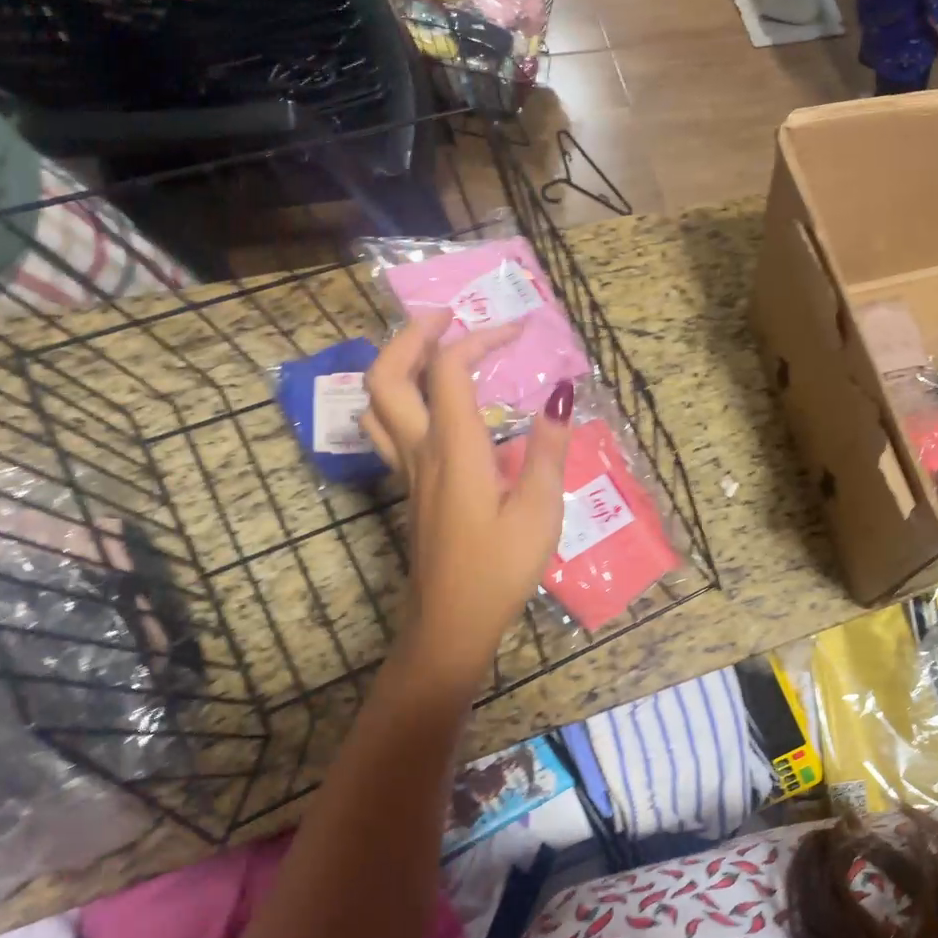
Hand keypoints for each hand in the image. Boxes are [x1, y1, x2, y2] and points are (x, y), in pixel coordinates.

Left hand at [362, 309, 573, 683]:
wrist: (452, 620)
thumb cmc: (501, 568)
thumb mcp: (540, 511)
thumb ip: (550, 450)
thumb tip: (561, 394)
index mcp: (456, 450)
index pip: (451, 370)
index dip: (480, 338)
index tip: (519, 330)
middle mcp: (421, 450)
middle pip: (389, 374)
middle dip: (414, 335)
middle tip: (450, 317)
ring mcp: (409, 470)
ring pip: (376, 400)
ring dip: (396, 362)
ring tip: (431, 349)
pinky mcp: (410, 487)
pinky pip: (386, 426)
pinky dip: (399, 396)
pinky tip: (428, 405)